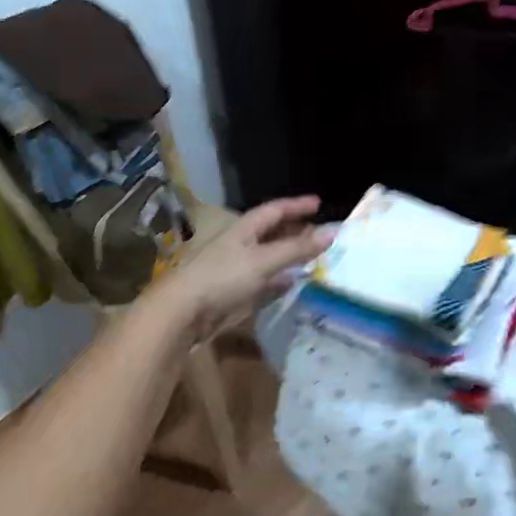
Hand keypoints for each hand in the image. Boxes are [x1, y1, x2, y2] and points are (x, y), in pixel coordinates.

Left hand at [151, 195, 331, 334]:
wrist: (183, 312)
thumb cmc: (222, 278)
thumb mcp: (264, 261)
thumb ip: (297, 249)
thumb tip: (331, 233)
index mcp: (244, 229)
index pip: (275, 210)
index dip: (297, 205)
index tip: (319, 203)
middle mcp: (239, 244)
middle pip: (271, 232)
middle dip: (295, 230)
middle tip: (319, 232)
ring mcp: (235, 268)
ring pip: (268, 256)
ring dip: (289, 255)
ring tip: (312, 257)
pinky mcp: (233, 291)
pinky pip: (262, 280)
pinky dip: (279, 279)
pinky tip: (291, 283)